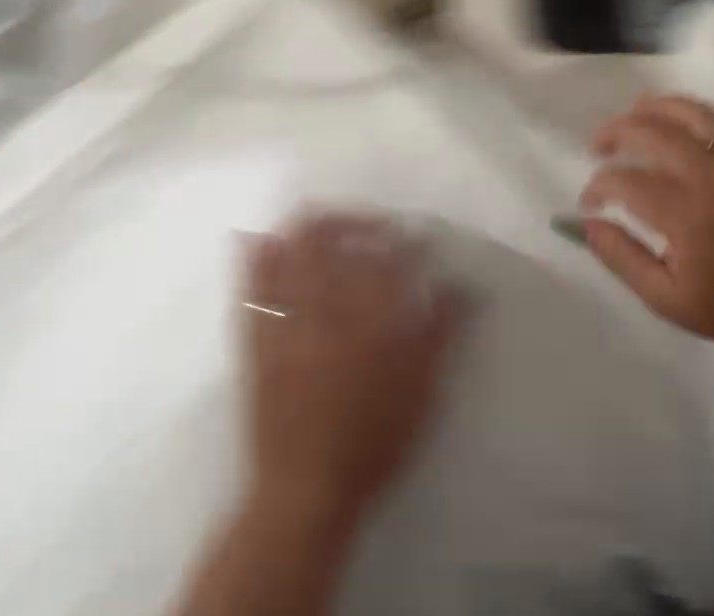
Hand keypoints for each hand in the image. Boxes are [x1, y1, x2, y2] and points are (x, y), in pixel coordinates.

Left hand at [239, 213, 467, 523]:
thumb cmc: (376, 443)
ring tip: (328, 225)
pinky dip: (256, 258)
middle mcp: (322, 314)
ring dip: (307, 230)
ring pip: (285, 256)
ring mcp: (283, 327)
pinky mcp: (255, 345)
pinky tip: (261, 240)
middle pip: (328, 240)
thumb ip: (441, 330)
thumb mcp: (423, 390)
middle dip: (353, 221)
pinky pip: (250, 288)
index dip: (408, 241)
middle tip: (376, 229)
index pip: (389, 260)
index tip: (423, 239)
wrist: (304, 492)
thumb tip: (464, 285)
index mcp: (369, 324)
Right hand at [579, 96, 713, 359]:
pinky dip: (685, 111)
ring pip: (689, 114)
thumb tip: (588, 225)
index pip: (628, 181)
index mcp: (686, 216)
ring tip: (629, 116)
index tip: (588, 203)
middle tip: (596, 147)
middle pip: (655, 132)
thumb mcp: (666, 299)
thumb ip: (623, 258)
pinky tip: (668, 122)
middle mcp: (709, 179)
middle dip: (617, 132)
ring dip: (653, 108)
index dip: (599, 186)